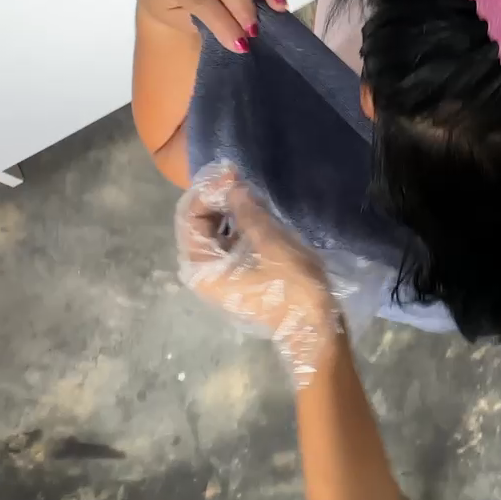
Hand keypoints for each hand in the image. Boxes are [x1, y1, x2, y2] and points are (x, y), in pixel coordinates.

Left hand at [176, 165, 340, 385]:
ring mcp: (218, 278)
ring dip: (227, 210)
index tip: (233, 173)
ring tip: (250, 191)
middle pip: (197, 225)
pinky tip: (256, 213)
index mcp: (201, 267)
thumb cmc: (290, 285)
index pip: (189, 217)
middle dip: (216, 198)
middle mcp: (201, 273)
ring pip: (213, 234)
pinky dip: (237, 226)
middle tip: (241, 177)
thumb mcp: (270, 242)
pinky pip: (227, 245)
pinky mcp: (235, 278)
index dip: (207, 190)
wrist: (312, 326)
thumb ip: (247, 211)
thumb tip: (232, 186)